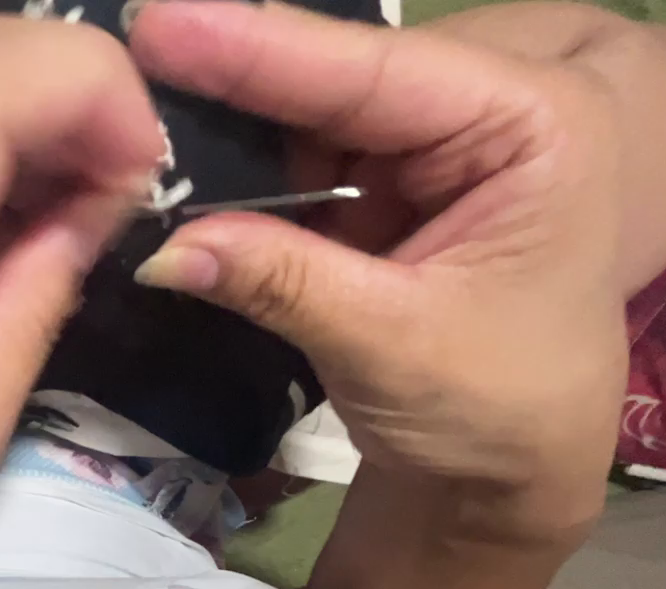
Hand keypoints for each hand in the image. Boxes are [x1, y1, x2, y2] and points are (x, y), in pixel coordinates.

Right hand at [129, 1, 629, 531]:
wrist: (493, 467)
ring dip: (229, 139)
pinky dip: (240, 187)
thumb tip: (161, 248)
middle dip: (236, 82)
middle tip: (133, 67)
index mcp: (532, 127)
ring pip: (306, 128)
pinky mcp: (375, 203)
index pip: (376, 74)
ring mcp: (420, 162)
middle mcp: (479, 121)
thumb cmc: (485, 405)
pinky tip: (187, 182)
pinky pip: (295, 179)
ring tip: (142, 138)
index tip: (161, 22)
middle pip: (335, 84)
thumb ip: (277, 281)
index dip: (261, 48)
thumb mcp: (385, 341)